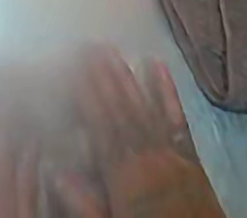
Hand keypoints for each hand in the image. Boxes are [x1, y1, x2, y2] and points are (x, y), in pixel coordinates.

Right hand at [68, 47, 224, 217]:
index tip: (74, 67)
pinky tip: (158, 65)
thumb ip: (85, 203)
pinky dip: (167, 91)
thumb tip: (55, 170)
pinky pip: (177, 120)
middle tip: (90, 45)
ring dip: (127, 77)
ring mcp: (171, 154)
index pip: (101, 127)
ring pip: (144, 108)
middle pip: (121, 111)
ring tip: (112, 50)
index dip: (87, 95)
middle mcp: (147, 157)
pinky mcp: (191, 158)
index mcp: (125, 177)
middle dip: (104, 77)